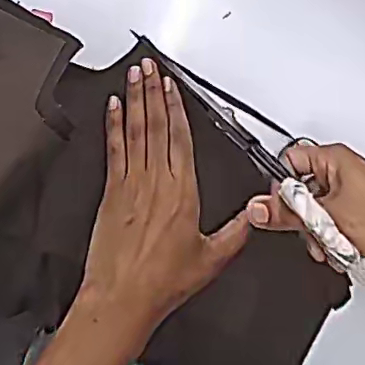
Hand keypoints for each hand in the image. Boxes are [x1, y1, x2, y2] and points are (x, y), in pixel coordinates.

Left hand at [77, 58, 253, 335]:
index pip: (179, 137)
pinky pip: (114, 149)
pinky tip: (111, 107)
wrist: (122, 298)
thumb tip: (253, 217)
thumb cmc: (162, 281)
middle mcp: (155, 180)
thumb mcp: (210, 260)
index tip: (170, 86)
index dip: (174, 106)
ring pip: (134, 130)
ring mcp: (130, 183)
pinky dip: (112, 125)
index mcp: (181, 191)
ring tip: (133, 76)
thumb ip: (235, 233)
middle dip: (152, 91)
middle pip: (155, 124)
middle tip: (149, 66)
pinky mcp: (111, 191)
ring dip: (133, 99)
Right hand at [248, 142, 364, 278]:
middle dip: (303, 218)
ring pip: (317, 210)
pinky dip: (333, 238)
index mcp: (333, 158)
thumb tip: (259, 208)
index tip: (282, 210)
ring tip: (333, 245)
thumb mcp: (328, 219)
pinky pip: (333, 222)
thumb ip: (288, 213)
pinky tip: (343, 250)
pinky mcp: (361, 211)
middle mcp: (343, 170)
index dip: (281, 188)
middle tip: (313, 231)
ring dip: (319, 233)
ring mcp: (353, 191)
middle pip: (301, 190)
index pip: (288, 162)